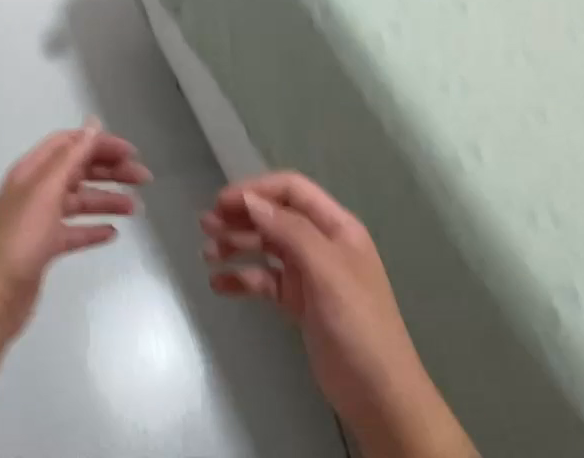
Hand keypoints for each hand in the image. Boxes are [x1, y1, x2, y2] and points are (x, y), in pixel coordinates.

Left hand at [0, 122, 152, 334]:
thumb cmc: (19, 238)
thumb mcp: (46, 190)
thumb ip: (71, 156)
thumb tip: (92, 124)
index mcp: (32, 171)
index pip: (70, 144)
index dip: (100, 143)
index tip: (131, 153)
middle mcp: (35, 191)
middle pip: (78, 171)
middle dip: (110, 171)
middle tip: (143, 179)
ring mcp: (39, 220)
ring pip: (79, 201)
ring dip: (107, 200)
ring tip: (136, 209)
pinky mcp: (44, 248)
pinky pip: (74, 231)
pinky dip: (93, 229)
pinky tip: (113, 233)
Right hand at [203, 172, 475, 457]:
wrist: (379, 394)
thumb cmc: (357, 324)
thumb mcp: (327, 271)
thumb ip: (290, 231)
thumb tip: (251, 201)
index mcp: (337, 227)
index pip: (292, 190)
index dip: (256, 190)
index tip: (220, 202)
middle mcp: (322, 244)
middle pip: (276, 216)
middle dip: (241, 217)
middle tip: (205, 226)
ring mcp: (311, 274)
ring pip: (267, 247)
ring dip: (237, 245)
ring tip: (206, 253)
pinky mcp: (300, 303)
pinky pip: (265, 281)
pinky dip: (242, 279)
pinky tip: (218, 285)